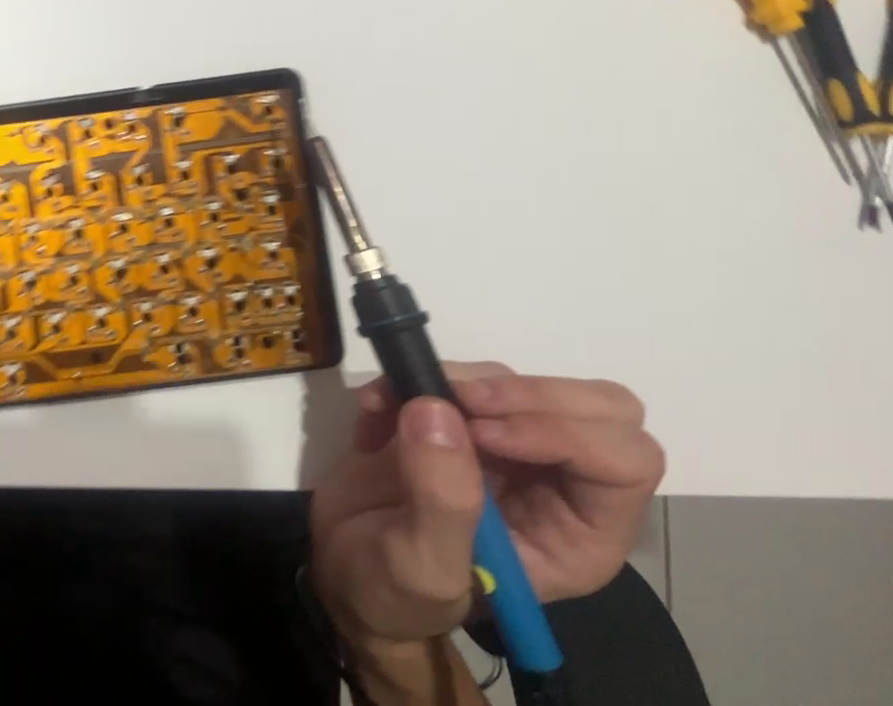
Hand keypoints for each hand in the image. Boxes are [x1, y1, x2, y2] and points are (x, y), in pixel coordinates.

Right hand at [310, 362, 664, 650]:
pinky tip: (373, 409)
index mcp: (579, 531)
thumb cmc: (398, 593)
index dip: (560, 434)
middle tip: (455, 399)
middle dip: (525, 393)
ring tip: (388, 407)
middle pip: (599, 408)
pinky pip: (454, 375)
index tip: (481, 432)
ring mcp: (508, 444)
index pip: (623, 462)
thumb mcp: (424, 570)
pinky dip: (408, 376)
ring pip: (519, 383)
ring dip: (453, 382)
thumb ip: (443, 501)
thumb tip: (436, 412)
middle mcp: (559, 480)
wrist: (346, 571)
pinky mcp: (455, 418)